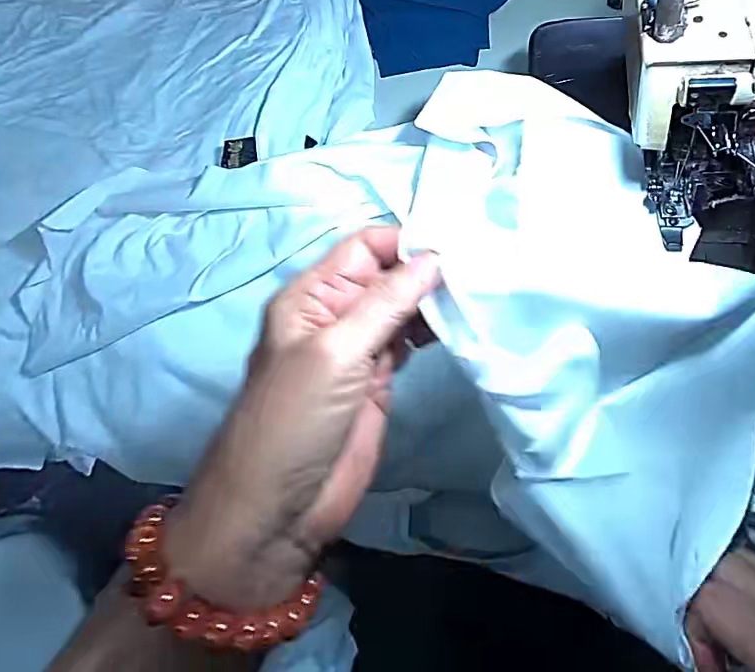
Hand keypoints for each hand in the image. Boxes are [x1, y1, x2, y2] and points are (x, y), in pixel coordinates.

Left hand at [164, 227, 439, 609]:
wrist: (276, 514)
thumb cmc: (294, 421)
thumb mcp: (336, 352)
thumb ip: (385, 303)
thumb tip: (434, 257)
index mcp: (312, 294)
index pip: (364, 247)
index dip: (405, 241)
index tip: (454, 243)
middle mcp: (337, 312)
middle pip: (388, 273)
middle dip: (427, 267)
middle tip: (478, 266)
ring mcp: (360, 346)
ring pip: (403, 305)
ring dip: (435, 298)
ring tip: (477, 291)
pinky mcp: (380, 377)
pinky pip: (411, 339)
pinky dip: (434, 329)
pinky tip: (461, 324)